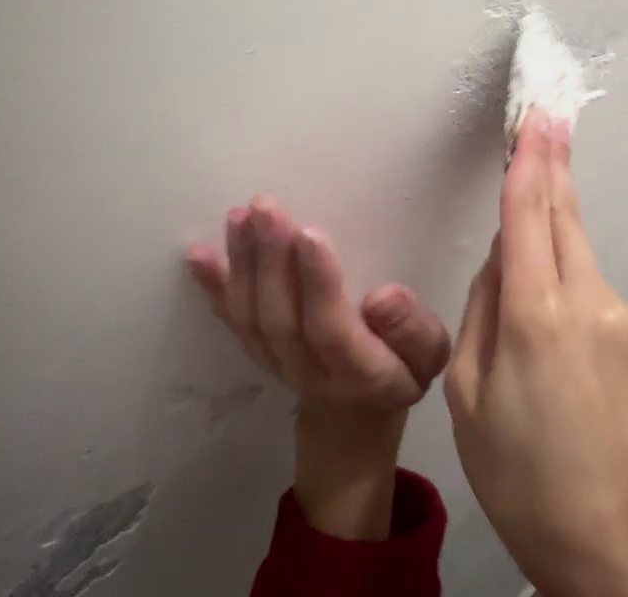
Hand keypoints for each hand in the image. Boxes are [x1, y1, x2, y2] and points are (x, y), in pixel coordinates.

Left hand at [187, 196, 450, 538]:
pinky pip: (231, 320)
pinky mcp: (257, 351)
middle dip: (271, 259)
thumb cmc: (401, 372)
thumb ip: (414, 330)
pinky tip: (198, 253)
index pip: (330, 328)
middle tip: (266, 208)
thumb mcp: (429, 359)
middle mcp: (308, 370)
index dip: (318, 283)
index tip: (310, 233)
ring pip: (251, 316)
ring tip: (239, 216)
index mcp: (359, 372)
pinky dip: (212, 286)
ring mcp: (276, 363)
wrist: (353, 419)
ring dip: (242, 263)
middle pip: (281, 317)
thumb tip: (383, 296)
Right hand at [445, 114, 627, 596]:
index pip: (529, 215)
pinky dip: (565, 277)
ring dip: (553, 228)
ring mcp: (621, 314)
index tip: (538, 116)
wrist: (607, 530)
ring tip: (529, 225)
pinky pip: (589, 285)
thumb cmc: (517, 471)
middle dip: (552, 167)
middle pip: (565, 216)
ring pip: (577, 251)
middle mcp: (588, 301)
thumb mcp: (466, 393)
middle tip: (547, 118)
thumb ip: (482, 310)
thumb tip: (502, 258)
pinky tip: (548, 317)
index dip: (530, 161)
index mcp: (536, 315)